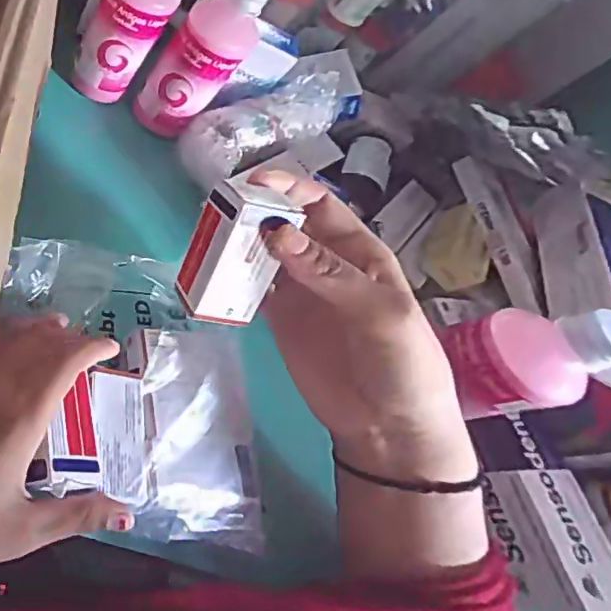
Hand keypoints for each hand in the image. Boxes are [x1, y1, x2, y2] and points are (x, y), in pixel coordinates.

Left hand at [0, 317, 132, 610]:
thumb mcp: (23, 532)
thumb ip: (77, 515)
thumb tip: (127, 513)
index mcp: (20, 418)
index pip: (64, 362)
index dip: (91, 347)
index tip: (111, 347)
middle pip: (37, 342)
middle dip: (68, 336)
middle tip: (87, 342)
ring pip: (4, 336)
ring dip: (33, 327)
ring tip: (53, 327)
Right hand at [250, 169, 488, 578]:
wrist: (390, 428)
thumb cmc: (402, 362)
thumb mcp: (378, 311)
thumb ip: (327, 271)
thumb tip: (274, 232)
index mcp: (357, 250)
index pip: (319, 204)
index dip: (289, 188)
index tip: (254, 182)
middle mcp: (323, 261)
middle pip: (284, 223)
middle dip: (255, 210)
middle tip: (219, 208)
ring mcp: (298, 290)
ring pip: (262, 252)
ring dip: (238, 241)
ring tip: (208, 235)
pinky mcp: (278, 317)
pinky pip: (251, 289)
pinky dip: (231, 278)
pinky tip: (212, 272)